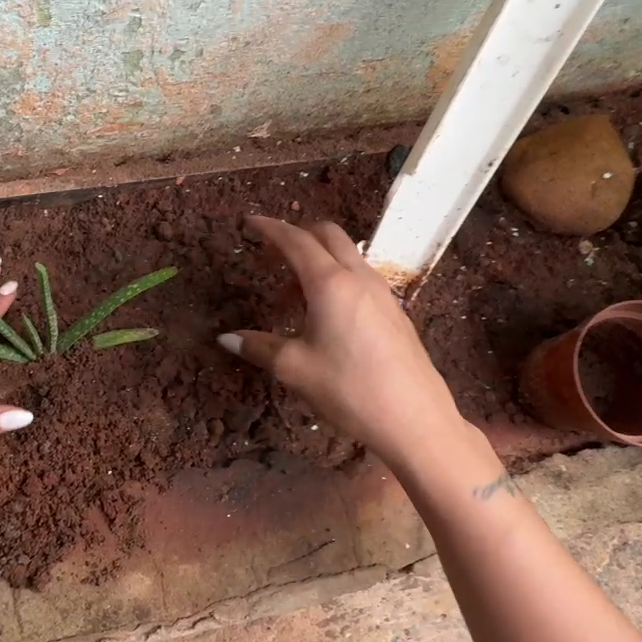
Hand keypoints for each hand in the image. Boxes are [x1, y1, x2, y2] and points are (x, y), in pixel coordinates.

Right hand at [218, 217, 464, 463]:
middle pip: (328, 236)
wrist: (415, 419)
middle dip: (297, 235)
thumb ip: (257, 346)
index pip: (296, 241)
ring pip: (346, 255)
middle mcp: (359, 278)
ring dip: (316, 260)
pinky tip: (321, 314)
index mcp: (330, 284)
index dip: (270, 229)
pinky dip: (334, 278)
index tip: (250, 222)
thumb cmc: (349, 389)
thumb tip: (226, 337)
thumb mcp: (294, 369)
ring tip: (289, 295)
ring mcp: (381, 293)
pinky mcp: (393, 312)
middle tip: (269, 255)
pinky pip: (358, 277)